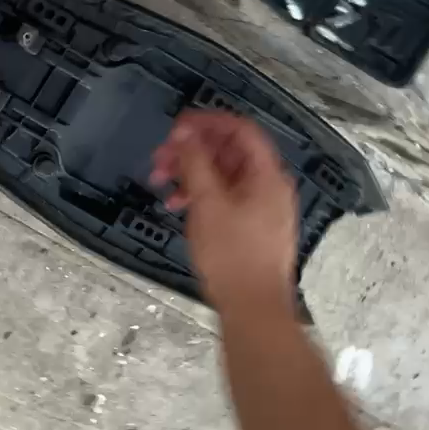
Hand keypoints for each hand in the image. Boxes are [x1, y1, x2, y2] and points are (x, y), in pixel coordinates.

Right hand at [149, 111, 298, 314]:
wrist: (252, 307)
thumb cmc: (232, 254)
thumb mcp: (207, 202)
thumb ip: (195, 162)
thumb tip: (186, 132)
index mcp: (266, 176)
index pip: (240, 130)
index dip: (208, 122)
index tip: (177, 126)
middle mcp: (268, 187)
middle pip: (228, 152)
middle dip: (191, 150)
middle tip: (161, 156)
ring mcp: (260, 206)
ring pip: (222, 174)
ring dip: (190, 171)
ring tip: (161, 180)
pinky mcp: (249, 225)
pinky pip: (223, 195)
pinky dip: (198, 192)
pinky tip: (177, 204)